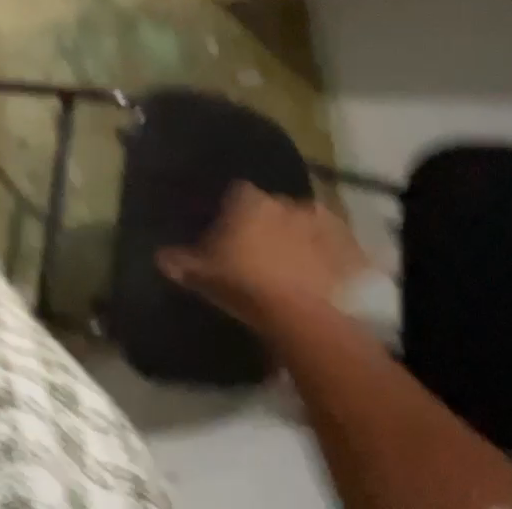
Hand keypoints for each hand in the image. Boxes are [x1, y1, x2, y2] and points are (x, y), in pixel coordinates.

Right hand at [156, 182, 369, 328]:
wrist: (306, 319)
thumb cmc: (246, 287)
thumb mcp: (203, 276)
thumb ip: (180, 262)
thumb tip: (159, 256)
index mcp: (250, 203)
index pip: (237, 192)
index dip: (232, 209)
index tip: (228, 228)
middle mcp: (287, 204)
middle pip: (273, 206)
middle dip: (267, 222)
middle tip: (259, 247)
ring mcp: (324, 225)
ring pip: (306, 223)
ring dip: (299, 235)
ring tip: (292, 261)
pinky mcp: (351, 250)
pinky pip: (337, 247)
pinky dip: (330, 255)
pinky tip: (321, 272)